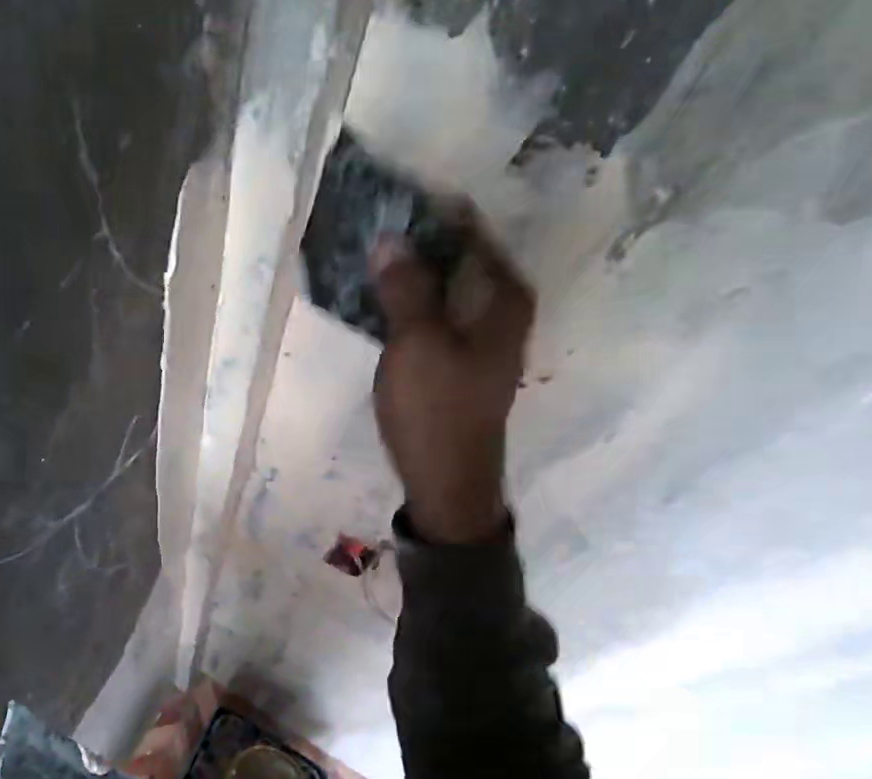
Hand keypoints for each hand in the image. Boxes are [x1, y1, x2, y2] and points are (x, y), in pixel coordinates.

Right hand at [371, 209, 536, 544]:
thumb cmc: (436, 411)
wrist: (446, 482)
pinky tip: (380, 305)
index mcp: (504, 297)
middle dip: (416, 244)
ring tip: (367, 261)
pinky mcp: (460, 365)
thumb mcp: (416, 343)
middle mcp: (502, 312)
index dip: (429, 213)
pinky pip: (436, 319)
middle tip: (369, 230)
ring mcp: (483, 341)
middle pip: (458, 260)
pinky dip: (411, 308)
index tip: (387, 202)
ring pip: (444, 292)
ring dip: (410, 277)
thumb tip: (390, 238)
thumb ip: (406, 287)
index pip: (470, 231)